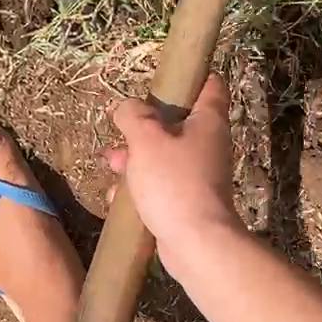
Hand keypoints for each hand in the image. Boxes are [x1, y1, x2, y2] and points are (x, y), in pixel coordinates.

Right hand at [105, 74, 240, 248]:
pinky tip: (117, 197)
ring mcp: (199, 173)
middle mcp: (208, 143)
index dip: (191, 76)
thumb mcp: (146, 140)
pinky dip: (140, 186)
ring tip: (111, 164)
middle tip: (121, 128)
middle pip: (176, 121)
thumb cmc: (174, 182)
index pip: (210, 84)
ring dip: (136, 157)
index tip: (164, 78)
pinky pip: (161, 183)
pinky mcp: (188, 200)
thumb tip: (126, 107)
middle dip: (144, 125)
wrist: (197, 245)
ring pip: (164, 154)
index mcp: (207, 120)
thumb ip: (133, 116)